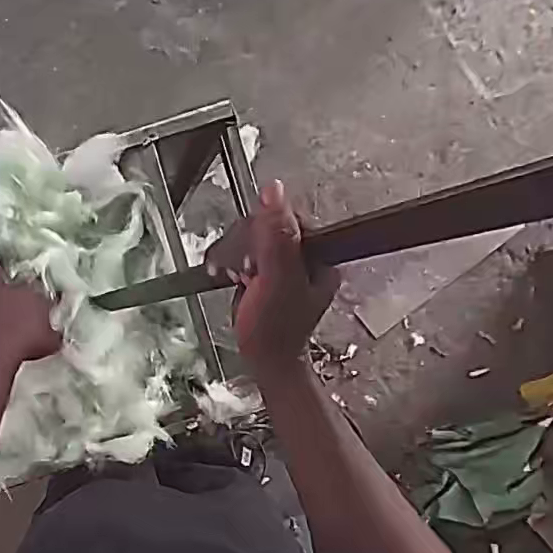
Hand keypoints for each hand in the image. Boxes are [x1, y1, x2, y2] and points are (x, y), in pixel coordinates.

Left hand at [0, 265, 61, 367]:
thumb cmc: (24, 345)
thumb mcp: (50, 344)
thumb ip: (53, 336)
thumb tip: (56, 338)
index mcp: (37, 297)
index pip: (44, 290)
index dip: (44, 295)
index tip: (45, 301)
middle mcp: (15, 291)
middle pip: (21, 276)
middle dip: (22, 279)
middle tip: (23, 283)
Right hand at [204, 180, 340, 374]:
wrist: (265, 361)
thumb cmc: (276, 331)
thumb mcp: (278, 280)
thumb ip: (278, 236)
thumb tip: (274, 192)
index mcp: (319, 253)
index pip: (286, 217)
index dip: (263, 233)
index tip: (254, 259)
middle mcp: (305, 254)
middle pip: (266, 225)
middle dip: (247, 248)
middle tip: (247, 273)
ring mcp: (285, 263)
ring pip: (252, 236)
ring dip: (237, 255)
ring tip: (240, 278)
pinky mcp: (267, 272)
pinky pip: (244, 250)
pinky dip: (233, 262)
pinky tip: (234, 278)